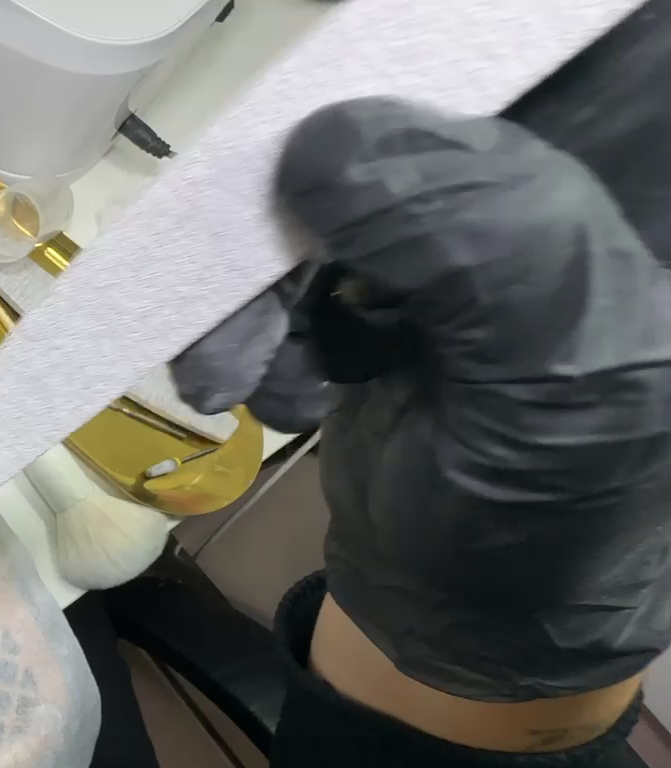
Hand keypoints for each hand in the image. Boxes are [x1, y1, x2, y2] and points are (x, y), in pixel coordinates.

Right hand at [175, 98, 670, 702]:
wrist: (451, 613)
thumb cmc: (531, 523)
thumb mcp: (546, 385)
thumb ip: (479, 243)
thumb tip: (323, 139)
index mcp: (656, 191)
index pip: (575, 53)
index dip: (445, 72)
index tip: (330, 138)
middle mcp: (575, 196)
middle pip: (412, 136)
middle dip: (297, 227)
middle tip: (238, 317)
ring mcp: (465, 248)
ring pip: (325, 211)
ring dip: (252, 300)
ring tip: (238, 383)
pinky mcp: (387, 294)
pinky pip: (291, 274)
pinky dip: (255, 331)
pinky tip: (270, 389)